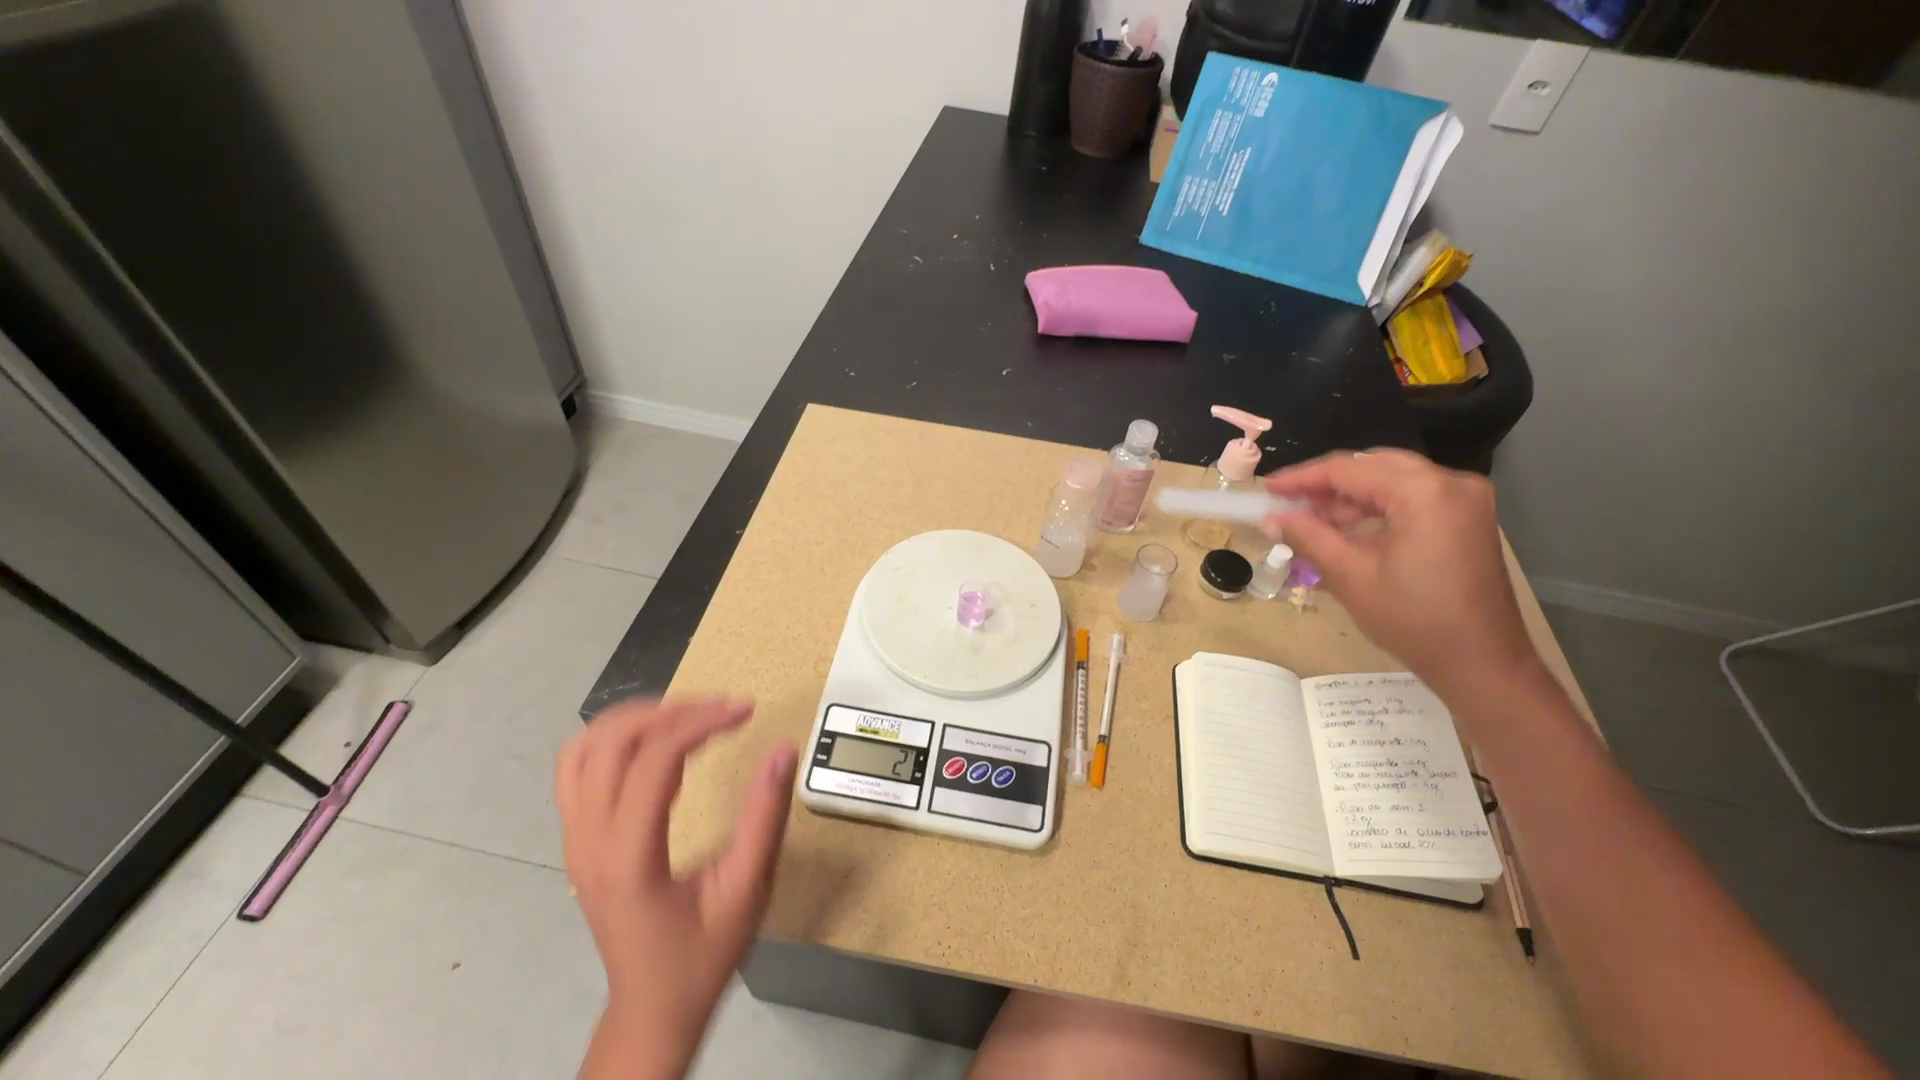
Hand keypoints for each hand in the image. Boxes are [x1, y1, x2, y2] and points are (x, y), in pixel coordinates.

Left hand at [556, 699, 797, 1076]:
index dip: (702, 722)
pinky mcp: (574, 839)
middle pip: (612, 741)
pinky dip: (611, 740)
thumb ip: (764, 817)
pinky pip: (576, 769)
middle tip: (720, 709)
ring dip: (635, 719)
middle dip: (671, 710)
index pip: (655, 759)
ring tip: (687, 716)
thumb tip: (782, 751)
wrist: (653, 1005)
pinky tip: (650, 743)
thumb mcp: (747, 889)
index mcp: (629, 854)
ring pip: (584, 747)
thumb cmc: (703, 954)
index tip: (746, 711)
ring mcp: (573, 838)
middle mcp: (588, 839)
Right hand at [1260, 449, 1542, 699]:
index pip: (1349, 469)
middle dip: (1328, 484)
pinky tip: (1349, 530)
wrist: (1482, 662)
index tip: (1268, 489)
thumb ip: (1309, 537)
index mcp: (1424, 492)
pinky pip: (1414, 497)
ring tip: (1313, 522)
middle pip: (1374, 466)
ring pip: (1394, 479)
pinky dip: (1379, 508)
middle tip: (1287, 503)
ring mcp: (1465, 499)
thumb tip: (1271, 519)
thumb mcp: (1352, 577)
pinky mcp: (1468, 518)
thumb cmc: (1414, 621)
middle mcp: (1450, 482)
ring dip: (1352, 497)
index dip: (1303, 478)